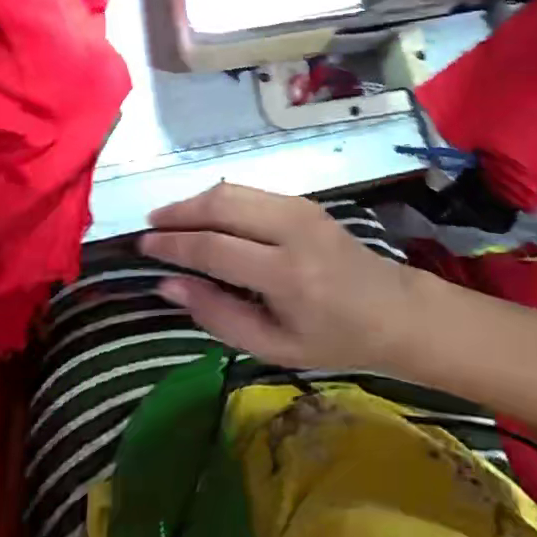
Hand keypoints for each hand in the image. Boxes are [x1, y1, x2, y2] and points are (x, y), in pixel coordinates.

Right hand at [140, 183, 431, 370]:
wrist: (394, 310)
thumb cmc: (334, 340)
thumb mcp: (273, 346)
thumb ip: (218, 315)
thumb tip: (169, 284)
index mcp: (286, 273)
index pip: (214, 247)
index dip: (173, 244)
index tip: (142, 246)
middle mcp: (292, 229)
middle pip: (221, 205)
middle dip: (179, 212)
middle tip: (149, 227)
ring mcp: (301, 209)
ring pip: (234, 190)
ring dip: (196, 201)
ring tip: (168, 219)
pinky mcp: (305, 202)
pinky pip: (251, 192)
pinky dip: (220, 199)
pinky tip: (205, 216)